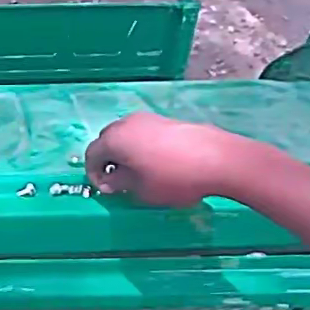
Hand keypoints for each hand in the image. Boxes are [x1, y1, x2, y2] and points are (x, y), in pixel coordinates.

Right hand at [85, 112, 265, 207]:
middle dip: (108, 160)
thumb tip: (110, 180)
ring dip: (124, 152)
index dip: (94, 174)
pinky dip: (140, 146)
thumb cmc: (172, 178)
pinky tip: (156, 163)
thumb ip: (119, 183)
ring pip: (125, 135)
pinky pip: (143, 133)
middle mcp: (126, 123)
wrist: (218, 159)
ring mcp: (148, 118)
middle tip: (118, 181)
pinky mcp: (166, 120)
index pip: (91, 154)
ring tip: (137, 172)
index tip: (107, 190)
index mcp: (114, 139)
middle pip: (107, 141)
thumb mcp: (140, 189)